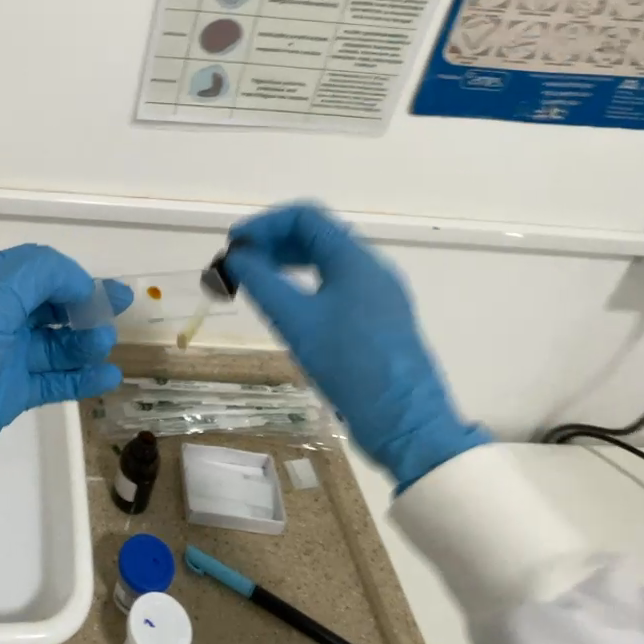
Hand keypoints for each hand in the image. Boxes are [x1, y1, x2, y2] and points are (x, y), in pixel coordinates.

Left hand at [0, 245, 131, 543]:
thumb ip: (37, 276)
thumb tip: (79, 282)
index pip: (34, 267)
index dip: (68, 274)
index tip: (97, 292)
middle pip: (47, 301)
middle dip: (84, 303)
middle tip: (122, 309)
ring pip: (53, 341)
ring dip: (83, 340)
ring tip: (108, 347)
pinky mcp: (6, 397)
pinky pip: (51, 379)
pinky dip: (79, 376)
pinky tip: (107, 377)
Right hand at [224, 203, 486, 490]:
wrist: (409, 426)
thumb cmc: (350, 367)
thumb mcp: (296, 321)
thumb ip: (262, 282)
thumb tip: (237, 257)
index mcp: (355, 260)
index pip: (304, 217)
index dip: (264, 224)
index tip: (235, 245)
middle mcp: (372, 269)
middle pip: (317, 235)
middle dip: (273, 242)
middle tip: (240, 263)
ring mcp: (381, 295)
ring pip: (328, 260)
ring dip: (288, 262)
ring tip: (258, 281)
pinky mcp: (382, 319)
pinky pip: (338, 284)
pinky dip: (306, 282)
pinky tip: (289, 305)